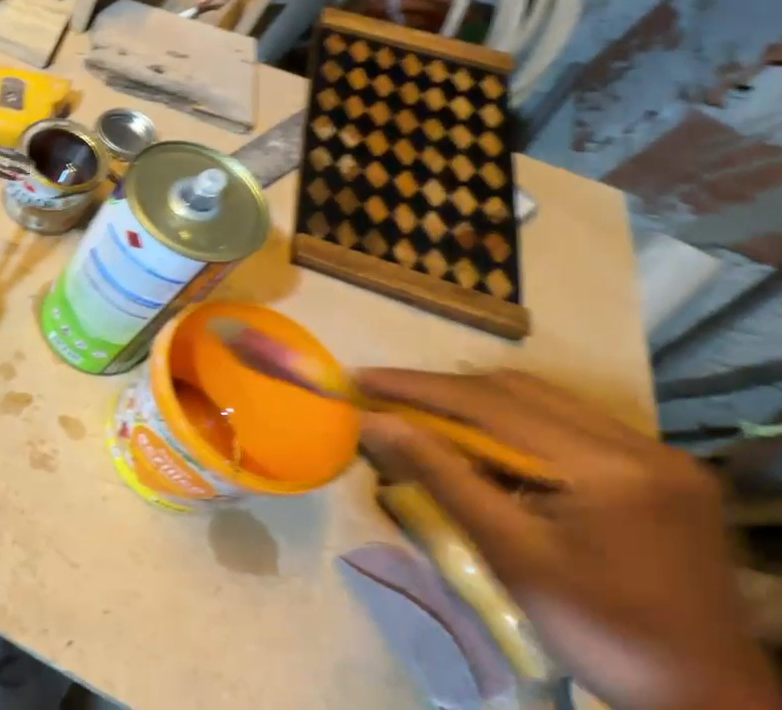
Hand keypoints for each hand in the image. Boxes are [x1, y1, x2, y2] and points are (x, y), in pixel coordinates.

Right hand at [358, 368, 780, 709]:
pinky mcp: (662, 470)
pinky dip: (513, 420)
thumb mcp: (508, 553)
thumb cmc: (595, 629)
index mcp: (608, 467)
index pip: (491, 403)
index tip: (356, 380)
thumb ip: (441, 476)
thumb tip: (373, 421)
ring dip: (474, 401)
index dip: (416, 387)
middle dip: (441, 389)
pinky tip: (479, 439)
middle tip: (377, 393)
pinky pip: (569, 422)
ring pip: (543, 400)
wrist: (701, 692)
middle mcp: (641, 445)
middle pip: (517, 391)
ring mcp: (658, 455)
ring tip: (417, 411)